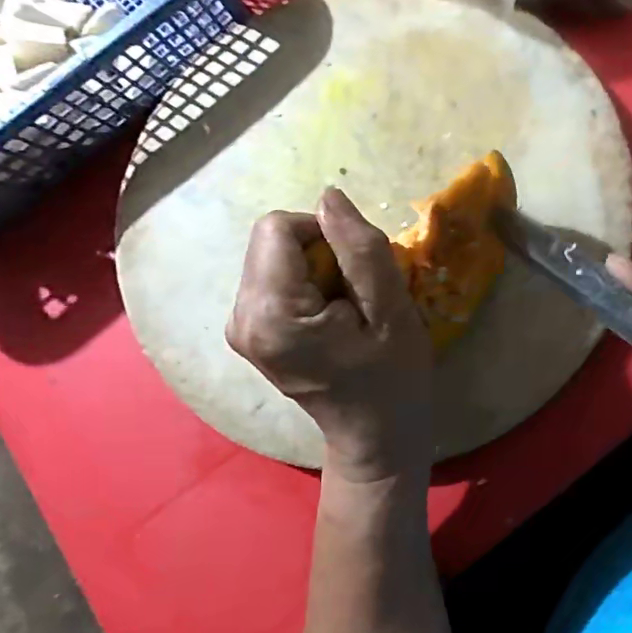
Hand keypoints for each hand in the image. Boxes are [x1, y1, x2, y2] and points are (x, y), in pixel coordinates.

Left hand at [227, 188, 434, 483]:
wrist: (376, 436)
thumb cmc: (392, 378)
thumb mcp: (392, 311)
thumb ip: (361, 250)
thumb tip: (328, 196)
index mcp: (271, 314)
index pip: (279, 228)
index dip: (325, 235)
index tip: (356, 274)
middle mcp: (240, 317)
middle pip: (272, 240)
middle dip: (319, 253)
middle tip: (354, 297)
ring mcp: (239, 327)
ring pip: (274, 256)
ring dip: (315, 269)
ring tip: (344, 310)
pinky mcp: (248, 331)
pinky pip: (274, 278)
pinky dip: (306, 285)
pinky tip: (330, 318)